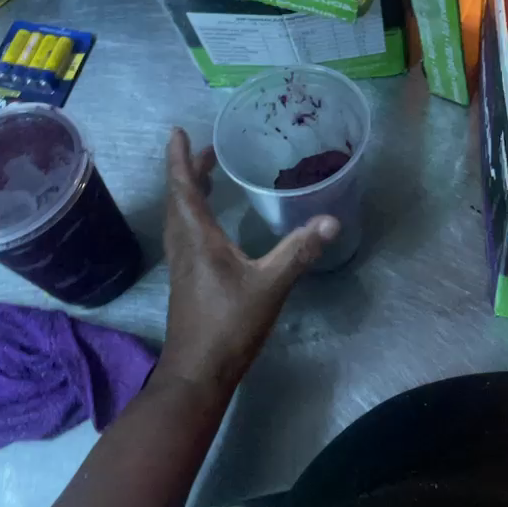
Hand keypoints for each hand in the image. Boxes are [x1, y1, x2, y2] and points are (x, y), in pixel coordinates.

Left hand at [154, 128, 339, 391]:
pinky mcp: (188, 279)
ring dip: (190, 191)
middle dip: (189, 170)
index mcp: (197, 239)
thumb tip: (331, 220)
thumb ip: (298, 251)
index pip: (183, 188)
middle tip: (207, 149)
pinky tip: (214, 221)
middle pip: (179, 198)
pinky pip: (186, 232)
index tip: (176, 131)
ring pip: (180, 216)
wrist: (197, 374)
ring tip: (208, 174)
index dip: (179, 158)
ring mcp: (182, 264)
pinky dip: (195, 213)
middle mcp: (184, 246)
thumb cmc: (228, 326)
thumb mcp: (270, 286)